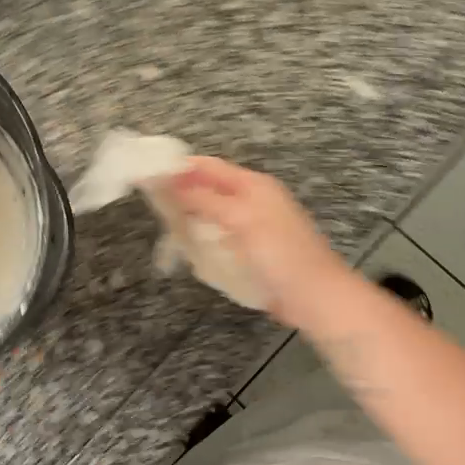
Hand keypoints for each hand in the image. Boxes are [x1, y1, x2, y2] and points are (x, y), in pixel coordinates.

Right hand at [168, 157, 358, 330]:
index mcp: (255, 185)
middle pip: (210, 190)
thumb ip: (207, 200)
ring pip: (214, 216)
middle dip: (182, 195)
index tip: (149, 174)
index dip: (180, 168)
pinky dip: (204, 241)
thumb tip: (171, 182)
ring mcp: (255, 228)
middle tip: (151, 205)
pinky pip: (221, 239)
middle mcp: (254, 201)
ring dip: (191, 220)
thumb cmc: (280, 254)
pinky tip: (188, 251)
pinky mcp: (253, 252)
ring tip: (164, 228)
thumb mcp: (241, 219)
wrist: (315, 298)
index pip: (210, 167)